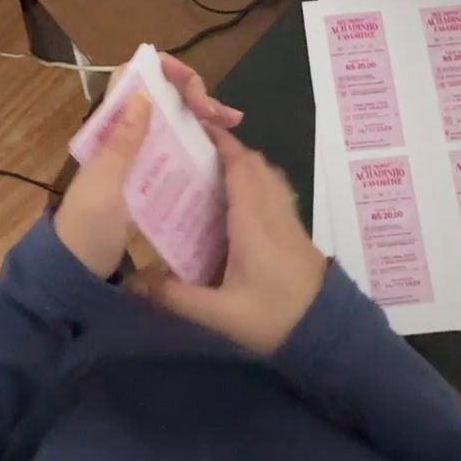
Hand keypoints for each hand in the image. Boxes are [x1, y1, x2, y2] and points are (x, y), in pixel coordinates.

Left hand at [53, 54, 242, 277]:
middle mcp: (125, 135)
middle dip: (193, 92)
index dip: (163, 71)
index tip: (192, 86)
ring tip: (231, 121)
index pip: (132, 79)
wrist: (78, 270)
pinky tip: (222, 147)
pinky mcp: (151, 178)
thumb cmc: (88, 227)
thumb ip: (122, 142)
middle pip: (160, 95)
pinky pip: (178, 147)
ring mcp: (139, 156)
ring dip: (202, 113)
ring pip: (173, 119)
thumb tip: (143, 95)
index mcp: (109, 129)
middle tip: (221, 114)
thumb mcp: (104, 185)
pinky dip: (200, 140)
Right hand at [144, 127, 326, 353]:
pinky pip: (274, 191)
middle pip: (254, 163)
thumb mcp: (220, 313)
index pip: (239, 166)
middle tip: (193, 150)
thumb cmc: (275, 317)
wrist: (328, 332)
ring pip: (268, 175)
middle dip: (226, 148)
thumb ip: (176, 297)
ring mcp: (287, 220)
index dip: (220, 142)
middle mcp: (271, 211)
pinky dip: (255, 180)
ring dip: (243, 163)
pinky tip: (237, 200)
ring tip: (211, 169)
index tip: (195, 127)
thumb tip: (132, 283)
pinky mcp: (294, 231)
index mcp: (252, 221)